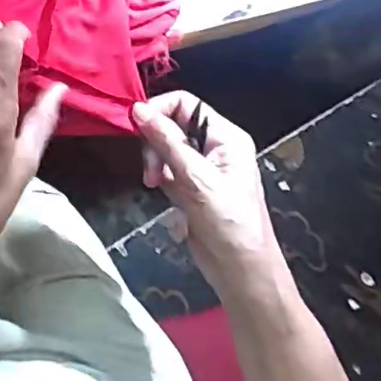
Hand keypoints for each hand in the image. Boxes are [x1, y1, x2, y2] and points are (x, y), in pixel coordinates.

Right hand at [133, 92, 283, 297]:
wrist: (243, 276)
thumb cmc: (229, 224)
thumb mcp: (196, 179)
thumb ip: (166, 142)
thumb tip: (137, 109)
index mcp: (226, 137)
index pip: (186, 104)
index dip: (159, 110)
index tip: (137, 128)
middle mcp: (215, 147)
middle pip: (172, 125)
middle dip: (156, 144)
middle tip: (150, 171)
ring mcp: (203, 168)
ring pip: (166, 148)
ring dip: (156, 164)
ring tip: (155, 185)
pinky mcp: (192, 188)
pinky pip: (167, 170)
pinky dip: (161, 179)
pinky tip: (164, 196)